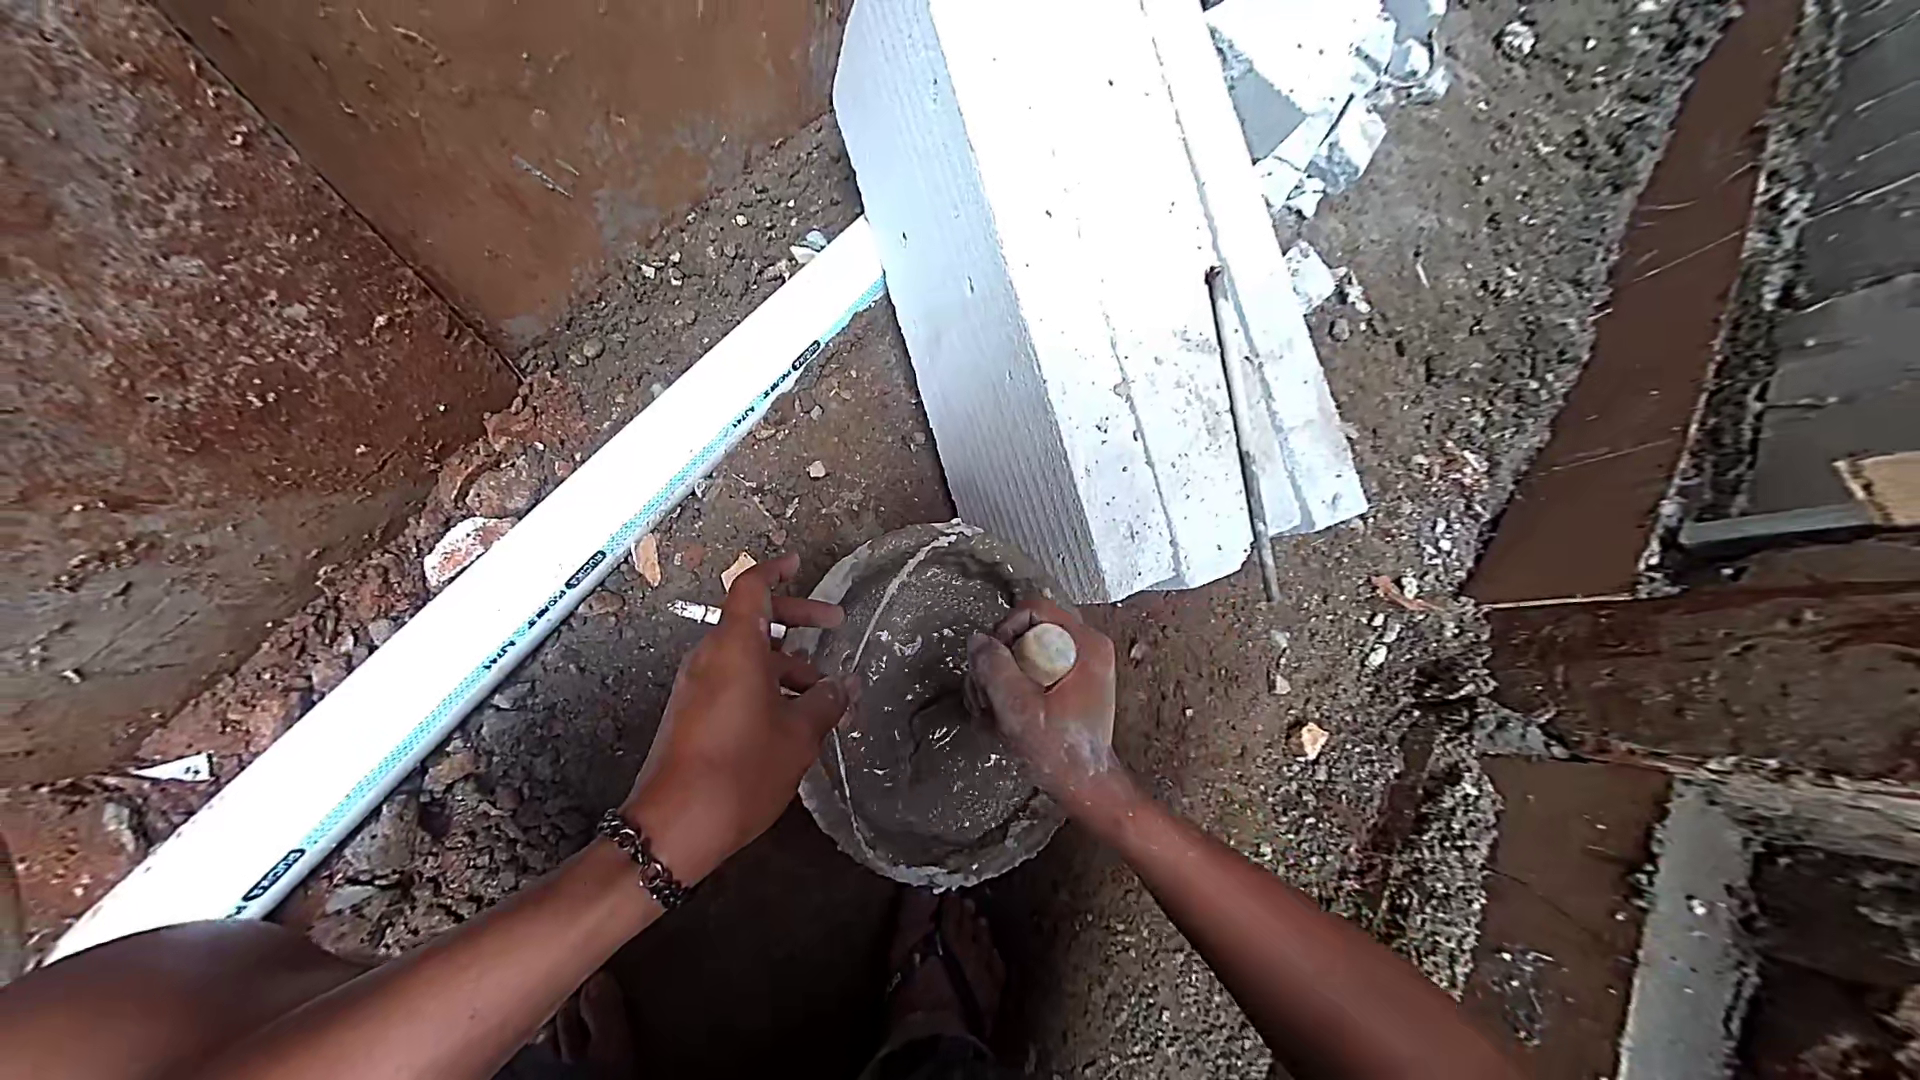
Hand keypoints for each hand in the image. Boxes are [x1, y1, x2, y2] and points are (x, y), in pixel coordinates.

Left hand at [621, 553, 852, 884]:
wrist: (673, 827)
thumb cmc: (742, 769)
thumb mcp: (798, 735)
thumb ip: (826, 702)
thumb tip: (844, 686)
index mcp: (735, 648)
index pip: (751, 588)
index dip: (776, 570)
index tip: (798, 563)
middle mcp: (710, 658)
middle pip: (754, 620)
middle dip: (797, 619)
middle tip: (834, 623)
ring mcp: (697, 686)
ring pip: (747, 655)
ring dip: (786, 663)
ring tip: (824, 691)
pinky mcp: (692, 712)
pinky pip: (735, 681)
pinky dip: (766, 684)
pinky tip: (794, 715)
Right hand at [967, 597, 1128, 815]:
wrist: (1086, 785)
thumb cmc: (1062, 753)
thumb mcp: (1020, 710)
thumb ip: (995, 669)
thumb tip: (978, 640)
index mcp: (1086, 645)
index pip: (1034, 610)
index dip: (1005, 629)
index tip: (994, 661)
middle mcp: (1084, 647)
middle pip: (1025, 629)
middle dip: (998, 660)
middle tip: (987, 693)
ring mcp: (1076, 664)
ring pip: (1022, 650)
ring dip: (999, 678)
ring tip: (992, 710)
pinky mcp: (1067, 681)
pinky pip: (1029, 668)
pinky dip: (1011, 688)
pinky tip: (1003, 714)